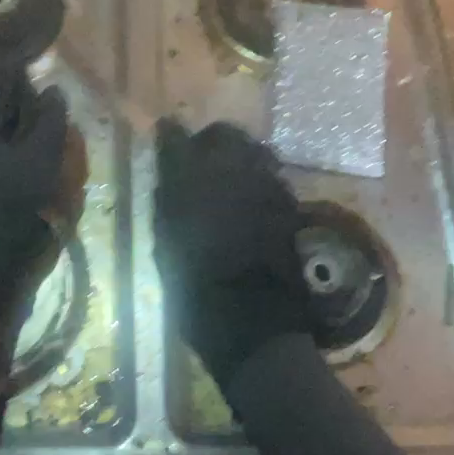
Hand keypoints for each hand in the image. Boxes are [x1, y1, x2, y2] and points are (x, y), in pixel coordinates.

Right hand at [154, 120, 313, 381]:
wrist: (252, 320)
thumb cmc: (195, 290)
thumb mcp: (164, 247)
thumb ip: (166, 206)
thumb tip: (168, 184)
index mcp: (189, 178)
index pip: (175, 138)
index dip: (170, 135)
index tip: (166, 135)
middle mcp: (229, 170)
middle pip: (224, 134)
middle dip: (212, 141)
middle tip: (203, 157)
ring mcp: (265, 183)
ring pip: (254, 150)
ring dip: (241, 158)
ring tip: (232, 178)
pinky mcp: (289, 202)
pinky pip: (273, 178)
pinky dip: (261, 181)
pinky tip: (254, 200)